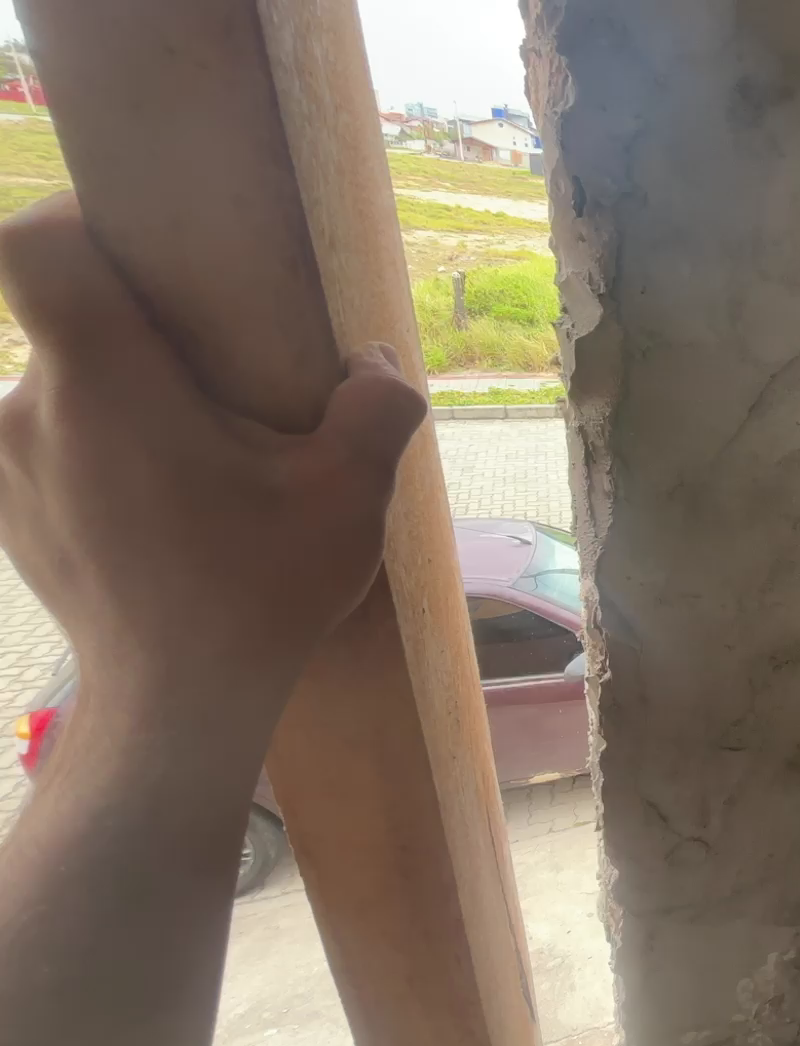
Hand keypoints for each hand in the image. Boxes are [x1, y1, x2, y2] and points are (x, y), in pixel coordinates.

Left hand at [0, 195, 425, 706]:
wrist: (184, 692)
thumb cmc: (269, 584)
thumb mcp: (357, 494)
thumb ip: (380, 409)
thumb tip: (376, 359)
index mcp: (112, 394)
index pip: (40, 250)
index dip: (85, 218)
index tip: (157, 240)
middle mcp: (30, 411)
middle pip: (79, 322)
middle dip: (165, 337)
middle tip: (250, 394)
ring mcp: (5, 461)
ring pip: (76, 386)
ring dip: (149, 399)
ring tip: (225, 465)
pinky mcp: (7, 504)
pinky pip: (59, 438)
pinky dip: (120, 445)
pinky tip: (183, 506)